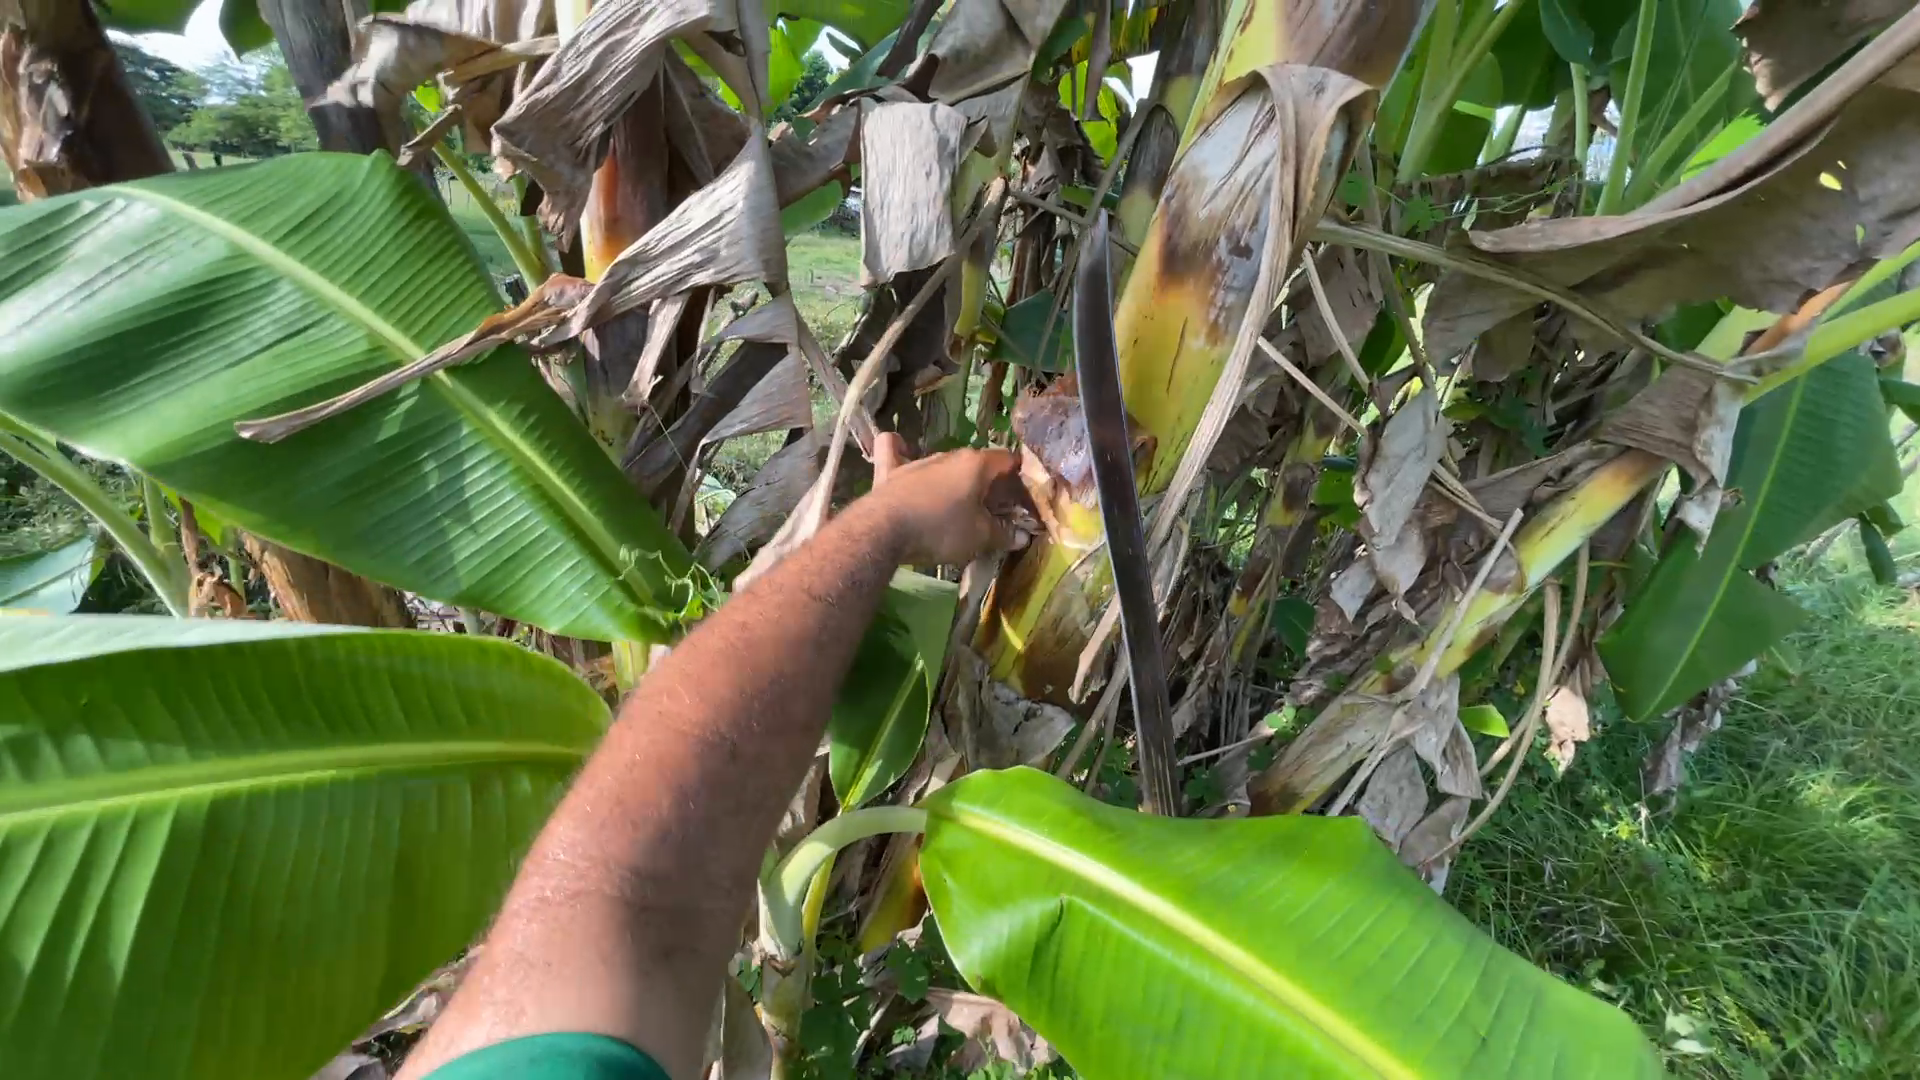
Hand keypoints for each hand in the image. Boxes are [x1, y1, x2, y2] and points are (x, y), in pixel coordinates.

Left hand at [865, 433, 1032, 565]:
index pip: (1009, 461)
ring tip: (960, 503)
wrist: (884, 531)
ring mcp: (917, 461)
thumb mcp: (980, 537)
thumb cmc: (941, 530)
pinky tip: (902, 450)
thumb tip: (1021, 536)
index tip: (1022, 503)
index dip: (1020, 481)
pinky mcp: (889, 471)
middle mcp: (948, 455)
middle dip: (990, 484)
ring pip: (944, 462)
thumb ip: (1003, 533)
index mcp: (976, 464)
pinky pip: (895, 451)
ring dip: (956, 479)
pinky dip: (900, 450)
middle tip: (994, 511)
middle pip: (978, 464)